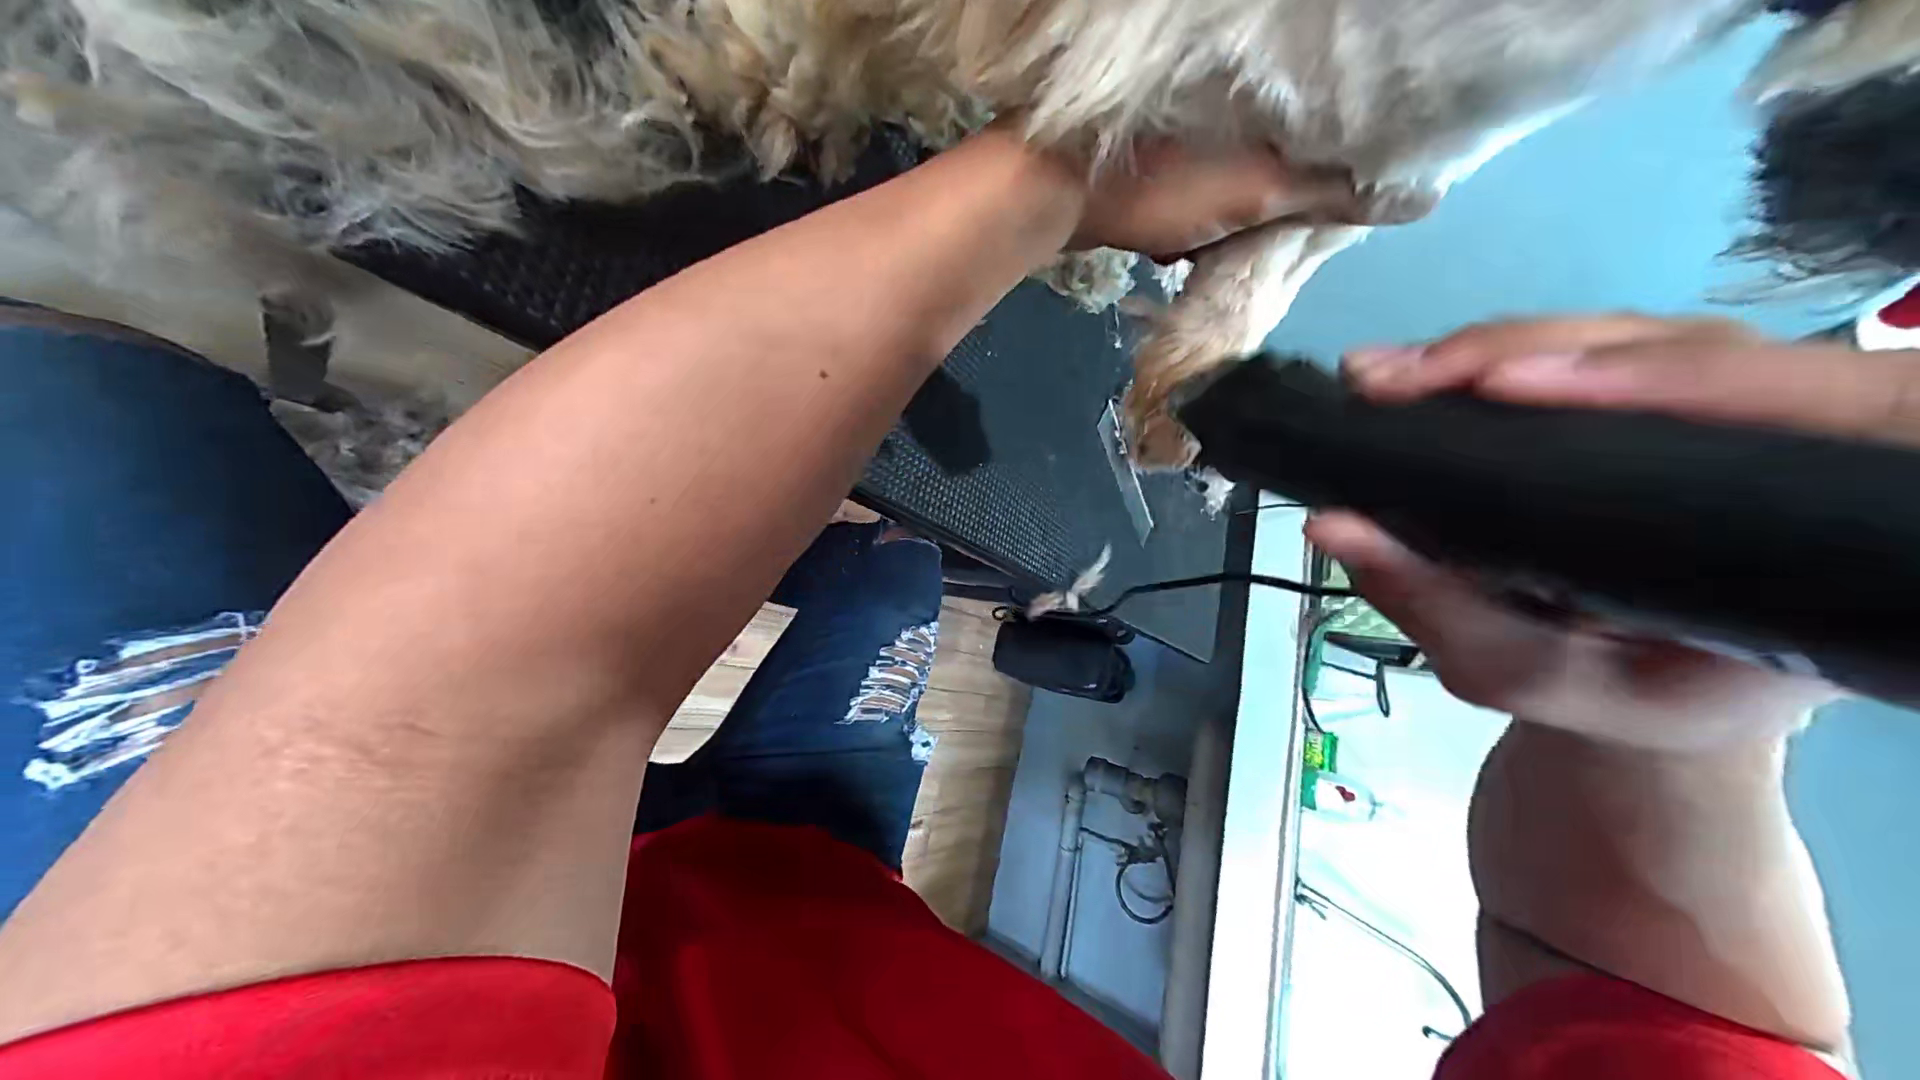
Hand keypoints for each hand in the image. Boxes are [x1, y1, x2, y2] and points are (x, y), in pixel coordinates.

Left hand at [1047, 136, 1359, 257]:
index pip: (1332, 134)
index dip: (1342, 173)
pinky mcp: (1152, 166)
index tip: (1339, 213)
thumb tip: (1425, 199)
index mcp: (1270, 105)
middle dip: (1276, 205)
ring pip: (1231, 184)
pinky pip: (1188, 198)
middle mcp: (1233, 112)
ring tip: (1222, 249)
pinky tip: (1179, 249)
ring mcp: (1187, 139)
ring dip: (1227, 222)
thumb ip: (1328, 191)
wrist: (1062, 196)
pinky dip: (1188, 225)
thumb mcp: (1257, 192)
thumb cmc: (1163, 189)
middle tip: (1273, 241)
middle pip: (1280, 161)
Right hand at [1309, 313, 1900, 748]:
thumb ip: (1432, 606)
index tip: (1504, 387)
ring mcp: (1723, 414)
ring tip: (1381, 376)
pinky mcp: (1654, 401)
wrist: (1653, 687)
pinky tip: (1413, 371)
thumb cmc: (1600, 693)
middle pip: (1673, 351)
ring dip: (1488, 349)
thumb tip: (1328, 525)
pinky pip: (1582, 352)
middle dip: (1515, 355)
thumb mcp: (1513, 670)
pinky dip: (1487, 358)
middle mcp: (1787, 448)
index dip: (1648, 382)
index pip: (1778, 415)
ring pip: (1621, 338)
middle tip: (1387, 382)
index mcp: (1810, 534)